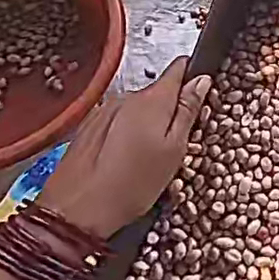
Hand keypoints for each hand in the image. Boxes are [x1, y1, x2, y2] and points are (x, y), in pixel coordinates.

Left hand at [36, 57, 210, 238]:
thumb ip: (188, 110)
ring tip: (150, 161)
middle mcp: (127, 97)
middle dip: (172, 112)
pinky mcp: (91, 127)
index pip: (180, 68)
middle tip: (177, 146)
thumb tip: (201, 80)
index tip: (200, 101)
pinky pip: (121, 123)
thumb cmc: (131, 185)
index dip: (194, 79)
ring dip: (150, 126)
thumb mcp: (174, 149)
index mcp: (153, 99)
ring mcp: (106, 110)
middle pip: (160, 92)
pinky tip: (129, 163)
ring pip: (140, 110)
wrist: (76, 211)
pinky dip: (129, 136)